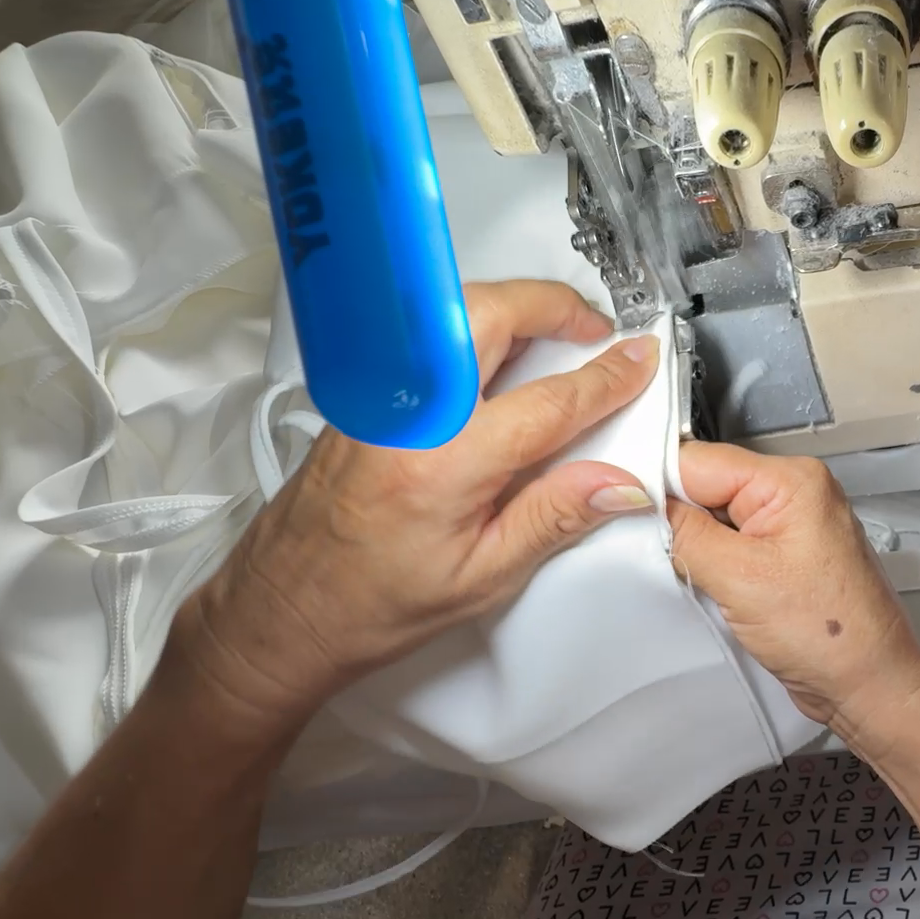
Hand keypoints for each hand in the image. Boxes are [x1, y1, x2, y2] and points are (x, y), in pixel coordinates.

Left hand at [178, 280, 659, 726]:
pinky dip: (480, 330)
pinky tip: (508, 360)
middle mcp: (405, 415)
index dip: (607, 377)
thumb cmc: (373, 604)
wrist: (279, 611)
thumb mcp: (483, 578)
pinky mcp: (365, 399)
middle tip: (598, 331)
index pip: (550, 401)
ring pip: (453, 314)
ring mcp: (377, 399)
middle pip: (488, 315)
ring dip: (516, 310)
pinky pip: (431, 339)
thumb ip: (555, 518)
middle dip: (553, 306)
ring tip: (562, 338)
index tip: (640, 360)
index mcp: (444, 464)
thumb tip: (621, 484)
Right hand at [665, 442, 919, 737]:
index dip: (655, 483)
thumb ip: (686, 533)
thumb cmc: (833, 635)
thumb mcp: (741, 578)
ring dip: (692, 544)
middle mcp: (794, 493)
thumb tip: (643, 501)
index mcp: (792, 480)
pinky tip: (703, 583)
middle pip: (706, 485)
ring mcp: (789, 526)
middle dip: (675, 517)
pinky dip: (710, 561)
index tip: (620, 511)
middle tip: (651, 552)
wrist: (869, 685)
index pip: (699, 460)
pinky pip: (731, 543)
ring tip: (688, 574)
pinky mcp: (782, 556)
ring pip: (715, 516)